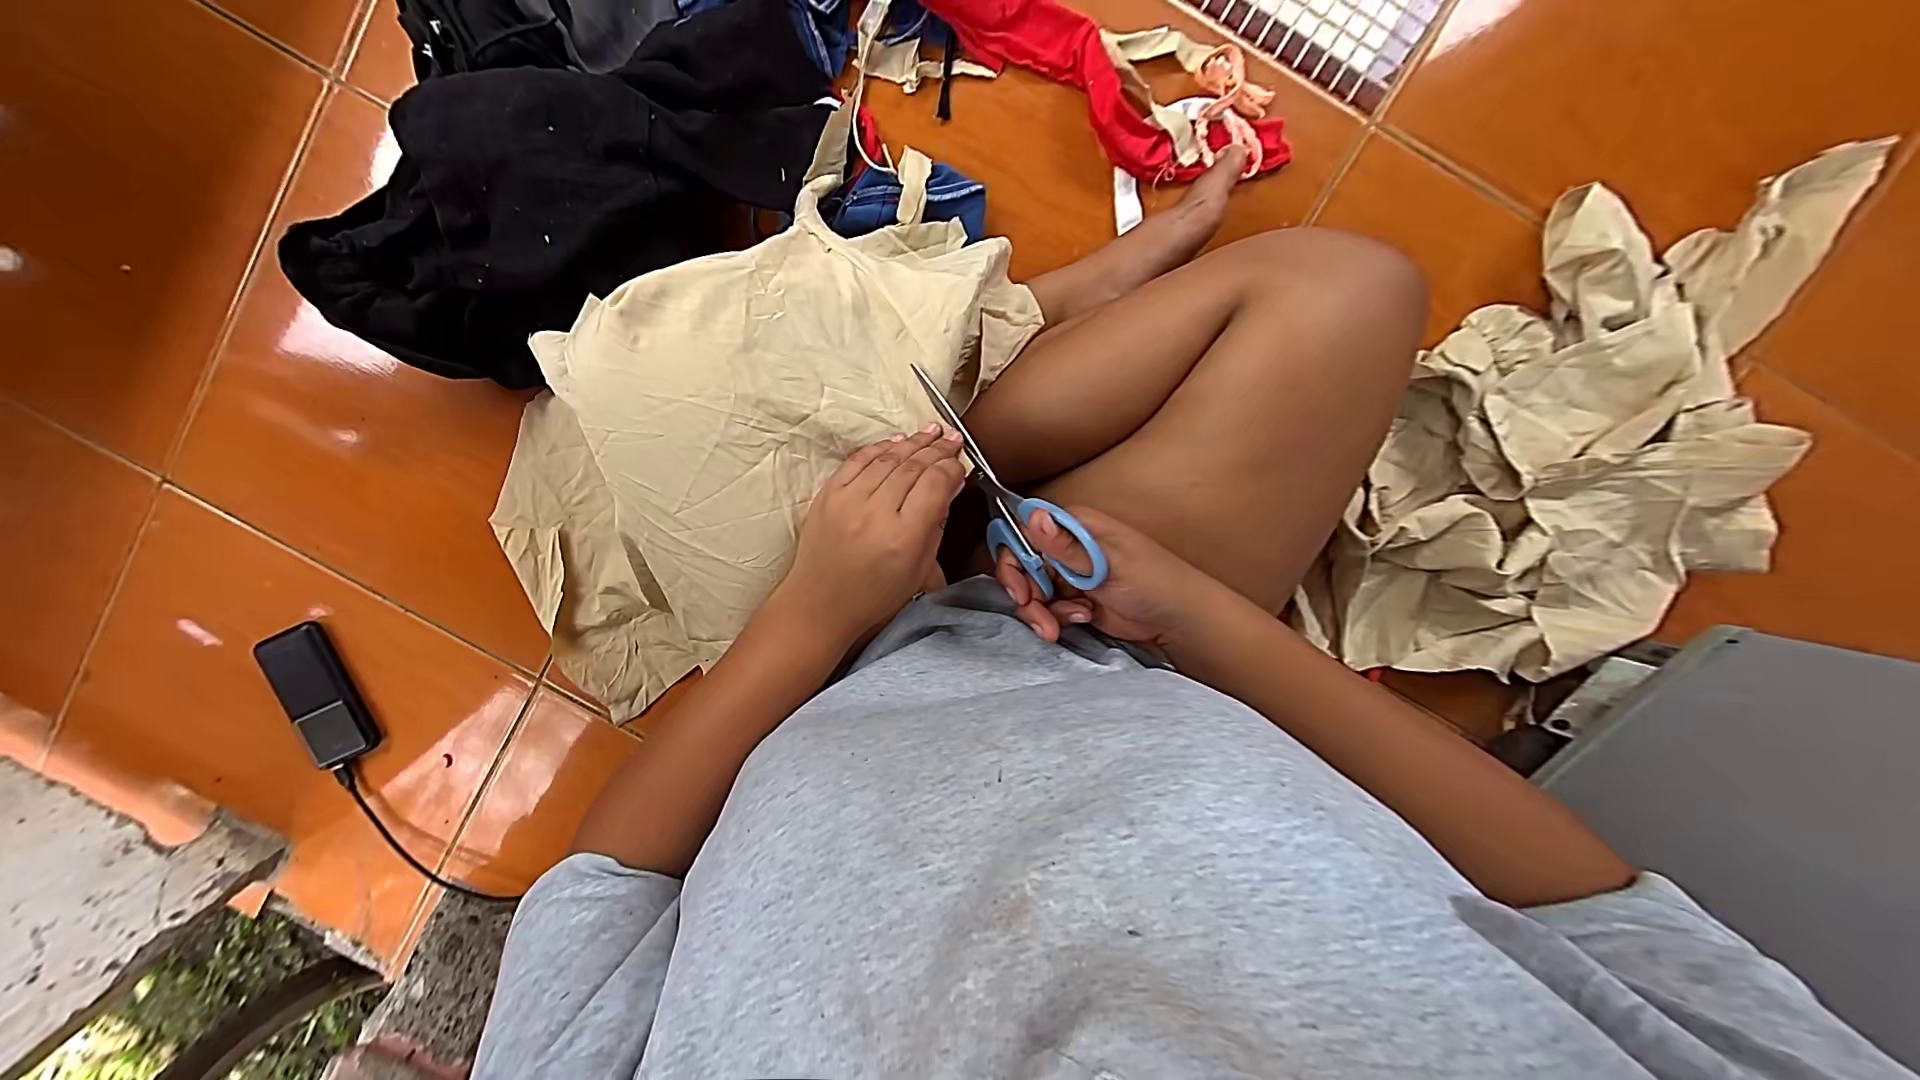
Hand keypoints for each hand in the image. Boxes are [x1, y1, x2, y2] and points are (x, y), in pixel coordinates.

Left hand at [774, 425, 965, 643]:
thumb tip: (950, 487)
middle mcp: (874, 514)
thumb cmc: (873, 595)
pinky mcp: (827, 495)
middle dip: (937, 449)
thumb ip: (937, 524)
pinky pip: (858, 460)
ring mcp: (847, 501)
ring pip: (887, 458)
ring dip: (913, 442)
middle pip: (913, 466)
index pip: (935, 485)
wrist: (820, 604)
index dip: (951, 468)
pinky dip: (880, 447)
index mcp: (903, 537)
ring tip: (931, 432)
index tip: (960, 463)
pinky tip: (897, 441)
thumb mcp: (920, 568)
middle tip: (952, 439)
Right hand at [995, 503, 1229, 647]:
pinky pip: (1048, 608)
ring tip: (1069, 620)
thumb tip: (1034, 517)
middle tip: (1038, 611)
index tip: (1021, 587)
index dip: (1015, 560)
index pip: (1024, 532)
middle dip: (1027, 593)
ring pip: (1033, 591)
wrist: (1179, 619)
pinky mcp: (1075, 597)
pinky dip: (1056, 618)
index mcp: (1075, 526)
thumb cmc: (1155, 582)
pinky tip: (1082, 619)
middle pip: (1023, 565)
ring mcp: (1071, 573)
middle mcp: (1068, 546)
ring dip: (1043, 611)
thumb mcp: (1108, 564)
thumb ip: (1067, 545)